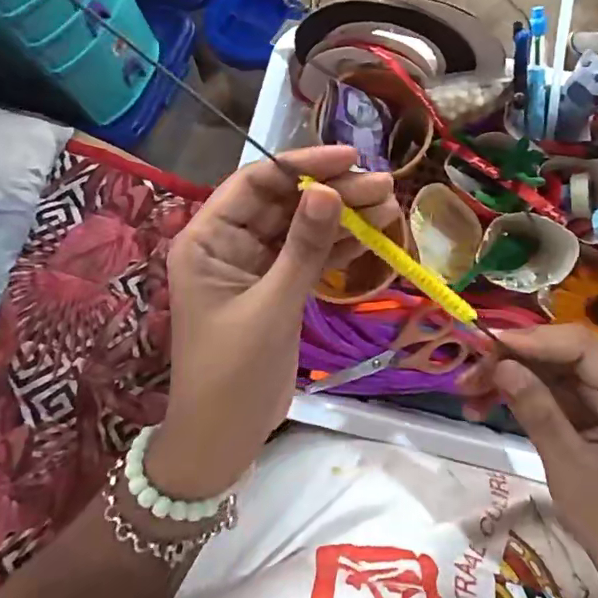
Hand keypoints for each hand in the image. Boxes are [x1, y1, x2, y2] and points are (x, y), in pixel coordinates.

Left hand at [150, 146, 398, 497]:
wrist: (224, 438)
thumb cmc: (233, 374)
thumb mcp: (271, 307)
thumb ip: (302, 248)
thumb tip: (328, 190)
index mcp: (208, 239)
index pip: (256, 183)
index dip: (303, 164)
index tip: (351, 159)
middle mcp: (229, 244)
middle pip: (285, 202)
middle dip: (332, 191)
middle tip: (384, 185)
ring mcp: (255, 266)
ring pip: (302, 227)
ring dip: (343, 217)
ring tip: (389, 206)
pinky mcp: (278, 288)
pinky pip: (310, 255)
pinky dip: (340, 246)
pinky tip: (373, 235)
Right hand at [458, 325, 597, 566]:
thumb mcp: (568, 465)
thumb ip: (537, 410)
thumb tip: (501, 365)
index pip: (582, 348)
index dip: (534, 340)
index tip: (488, 344)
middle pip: (565, 352)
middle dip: (515, 357)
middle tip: (469, 372)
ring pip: (554, 367)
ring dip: (511, 373)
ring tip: (468, 389)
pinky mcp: (592, 409)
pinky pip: (553, 387)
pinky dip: (521, 391)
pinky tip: (486, 401)